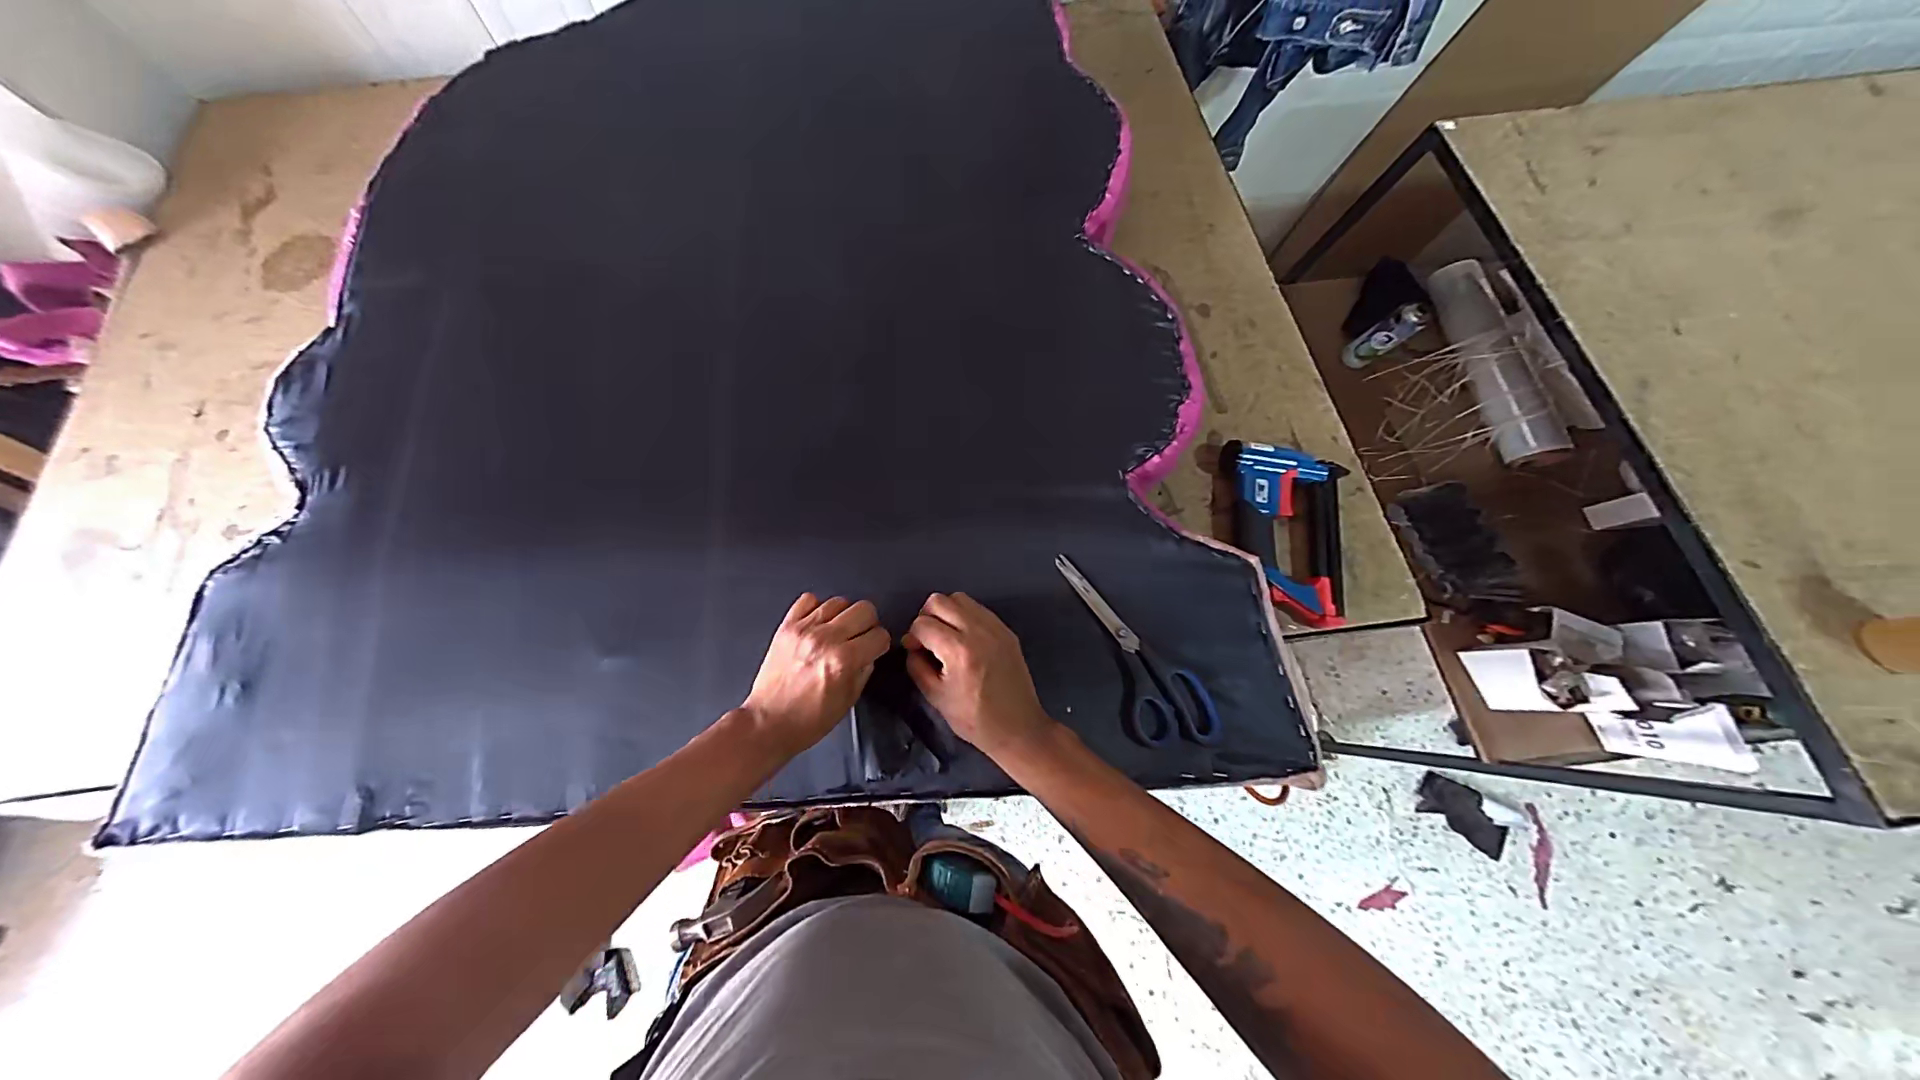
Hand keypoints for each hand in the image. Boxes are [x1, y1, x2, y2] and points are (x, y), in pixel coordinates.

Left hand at [742, 593, 890, 755]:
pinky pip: (808, 600)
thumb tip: (870, 652)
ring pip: (839, 602)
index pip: (879, 634)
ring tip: (838, 632)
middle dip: (868, 624)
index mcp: (843, 661)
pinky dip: (817, 608)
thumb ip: (864, 670)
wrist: (768, 722)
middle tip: (861, 638)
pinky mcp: (786, 627)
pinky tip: (818, 625)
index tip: (875, 648)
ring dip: (844, 616)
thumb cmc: (807, 719)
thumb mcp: (848, 700)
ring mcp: (803, 630)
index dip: (880, 643)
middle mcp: (825, 640)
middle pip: (864, 609)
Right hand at [903, 592, 1059, 761]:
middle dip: (926, 617)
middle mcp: (978, 632)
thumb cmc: (974, 718)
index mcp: (959, 651)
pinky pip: (979, 609)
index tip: (915, 651)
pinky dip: (965, 617)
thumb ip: (917, 666)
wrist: (1018, 727)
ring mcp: (995, 628)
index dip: (912, 637)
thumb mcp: (935, 697)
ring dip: (946, 612)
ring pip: (960, 598)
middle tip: (928, 639)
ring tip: (946, 636)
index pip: (922, 624)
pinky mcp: (1006, 631)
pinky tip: (965, 639)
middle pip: (939, 601)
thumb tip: (912, 646)